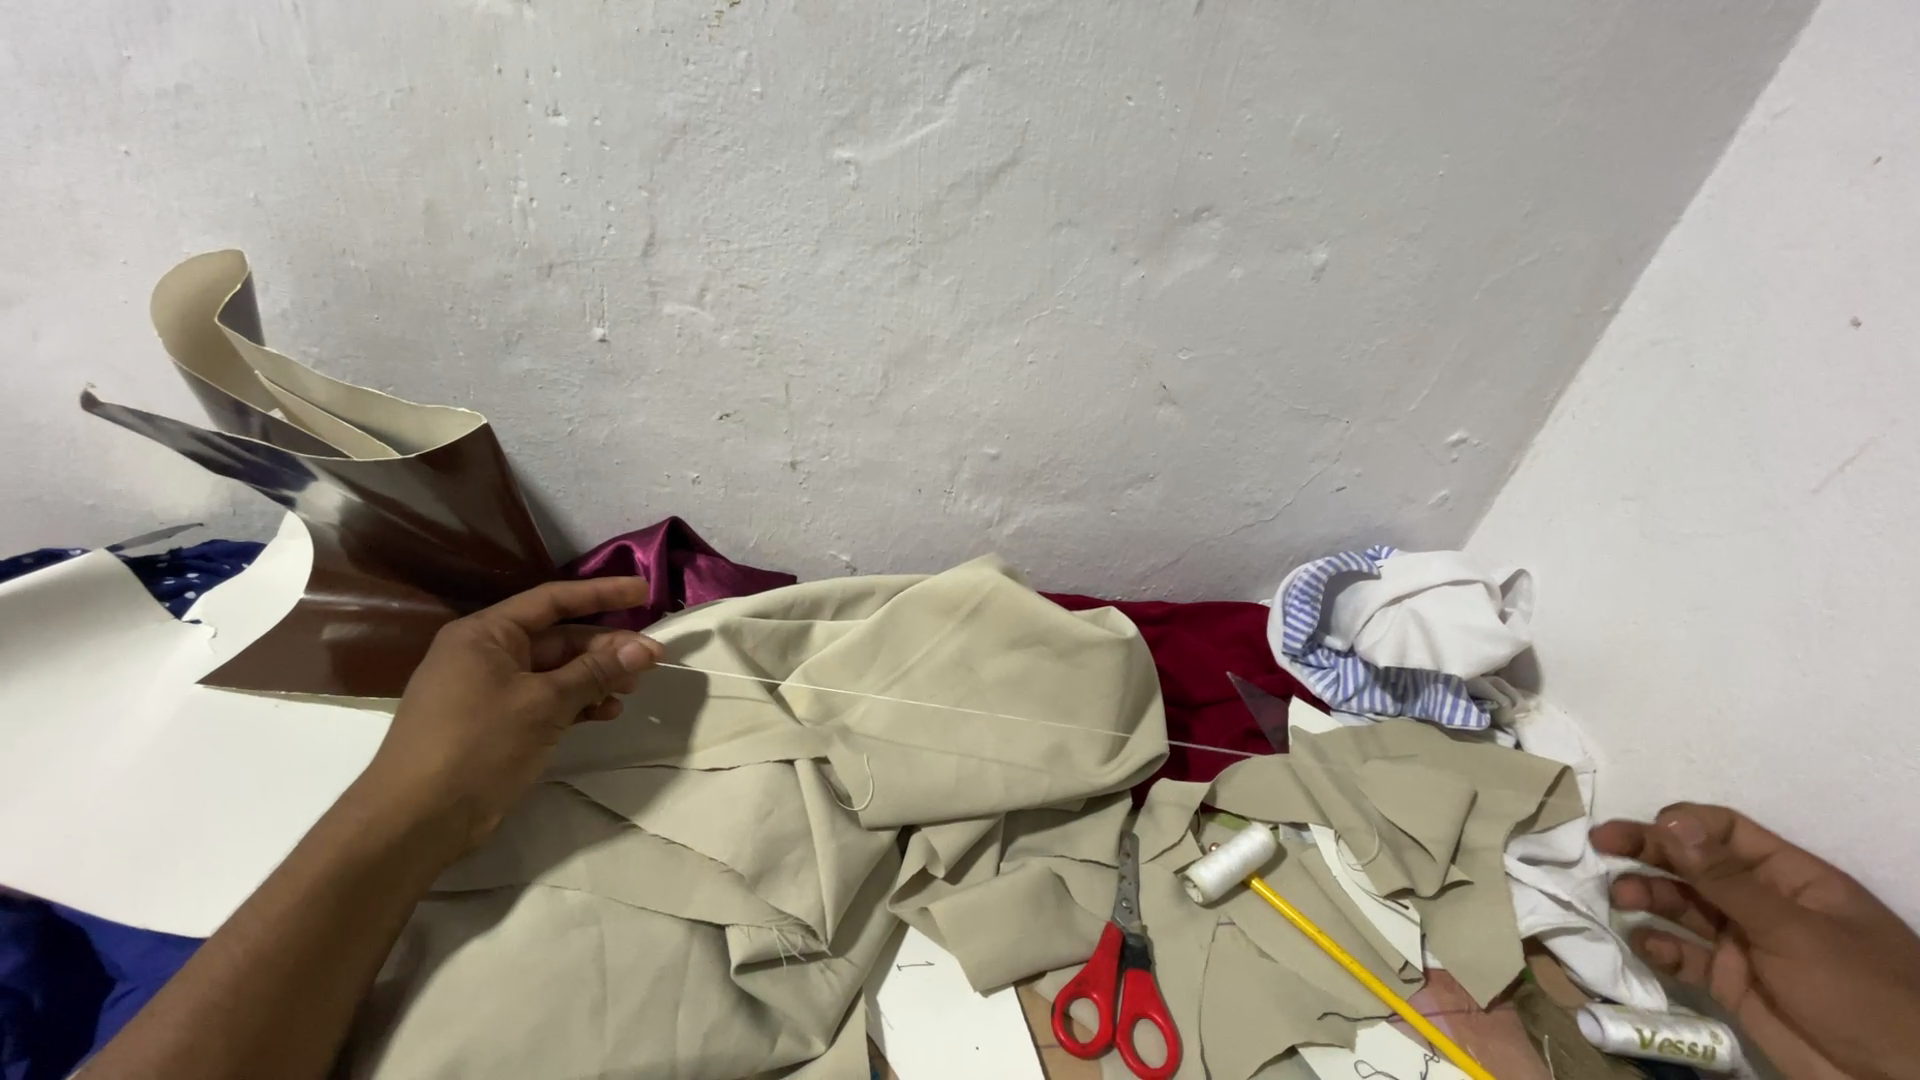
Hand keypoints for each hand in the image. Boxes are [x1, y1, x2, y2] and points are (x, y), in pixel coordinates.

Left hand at [354, 577, 662, 857]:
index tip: (644, 591)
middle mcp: (486, 654)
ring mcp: (491, 690)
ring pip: (557, 671)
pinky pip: (548, 699)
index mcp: (485, 634)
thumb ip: (595, 672)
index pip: (552, 600)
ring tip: (634, 688)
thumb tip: (645, 649)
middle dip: (606, 646)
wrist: (416, 821)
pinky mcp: (498, 722)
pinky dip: (578, 702)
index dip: (601, 593)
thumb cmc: (476, 745)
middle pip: (559, 638)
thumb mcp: (543, 703)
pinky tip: (607, 712)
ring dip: (597, 676)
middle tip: (652, 658)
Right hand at [1592, 804, 1919, 1079]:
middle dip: (1645, 851)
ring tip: (1621, 900)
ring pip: (1679, 904)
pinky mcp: (1729, 982)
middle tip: (1600, 844)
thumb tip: (1669, 820)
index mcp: (1791, 880)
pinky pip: (1682, 954)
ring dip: (1645, 895)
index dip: (1683, 824)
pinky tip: (1647, 946)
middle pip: (1692, 863)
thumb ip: (1726, 878)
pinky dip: (1658, 946)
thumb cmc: (1863, 993)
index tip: (1646, 829)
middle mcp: (1762, 904)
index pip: (1726, 831)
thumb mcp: (1795, 930)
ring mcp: (1744, 943)